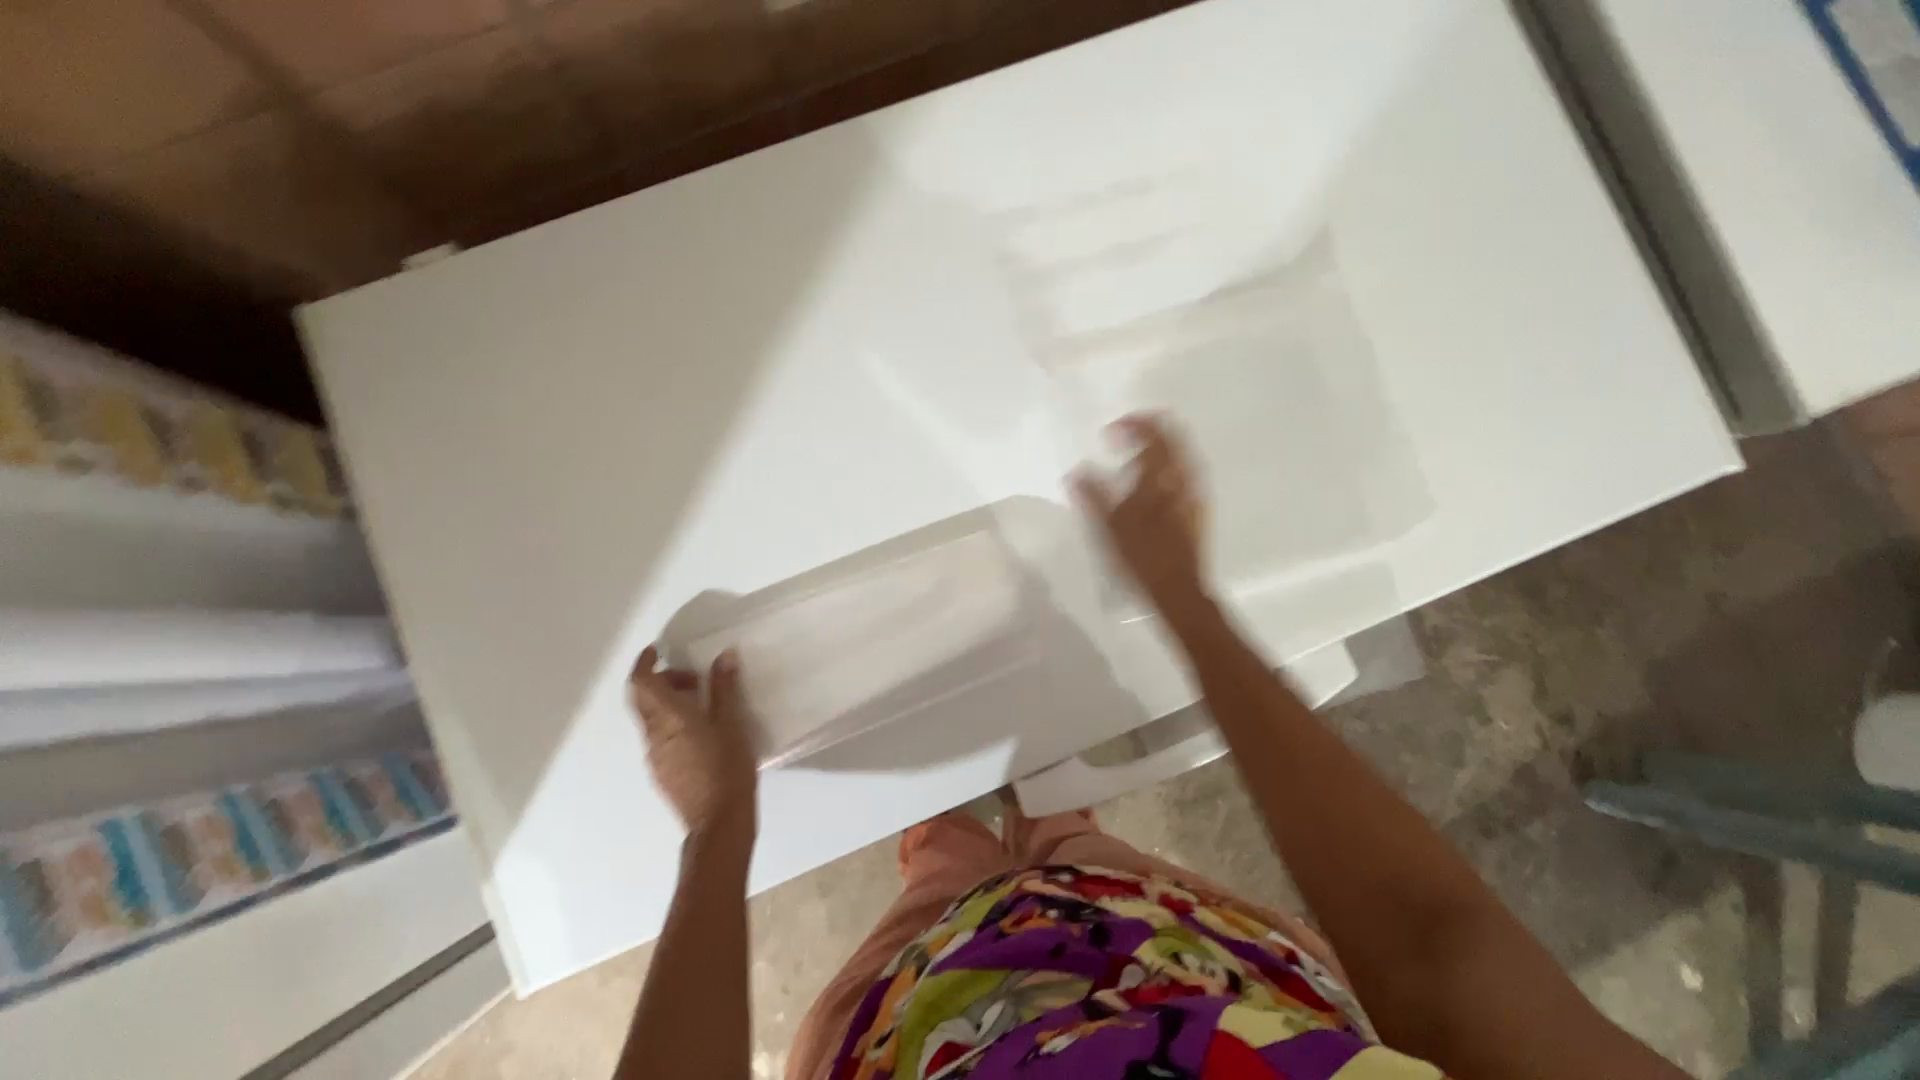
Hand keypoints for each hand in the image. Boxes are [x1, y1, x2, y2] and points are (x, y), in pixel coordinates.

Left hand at [629, 645, 757, 840]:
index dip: (645, 662)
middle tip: (695, 678)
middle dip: (664, 681)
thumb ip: (724, 688)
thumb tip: (722, 656)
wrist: (719, 822)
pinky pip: (662, 738)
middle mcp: (654, 734)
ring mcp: (655, 756)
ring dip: (671, 704)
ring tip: (705, 706)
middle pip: (644, 698)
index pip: (640, 681)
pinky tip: (703, 735)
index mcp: (668, 717)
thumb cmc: (727, 767)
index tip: (660, 650)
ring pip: (653, 720)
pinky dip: (675, 725)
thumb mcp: (732, 723)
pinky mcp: (663, 773)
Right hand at [1071, 412, 1210, 615]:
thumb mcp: (1108, 527)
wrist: (1180, 590)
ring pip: (1181, 454)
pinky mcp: (1199, 509)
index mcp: (1161, 475)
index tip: (1108, 433)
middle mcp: (1184, 476)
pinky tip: (1151, 487)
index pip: (1152, 432)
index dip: (1131, 425)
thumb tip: (1075, 470)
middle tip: (1123, 437)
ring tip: (1133, 461)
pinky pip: (1185, 473)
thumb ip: (1092, 494)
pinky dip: (1167, 468)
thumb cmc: (1142, 558)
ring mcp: (1196, 492)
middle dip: (1148, 430)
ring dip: (1158, 450)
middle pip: (1172, 436)